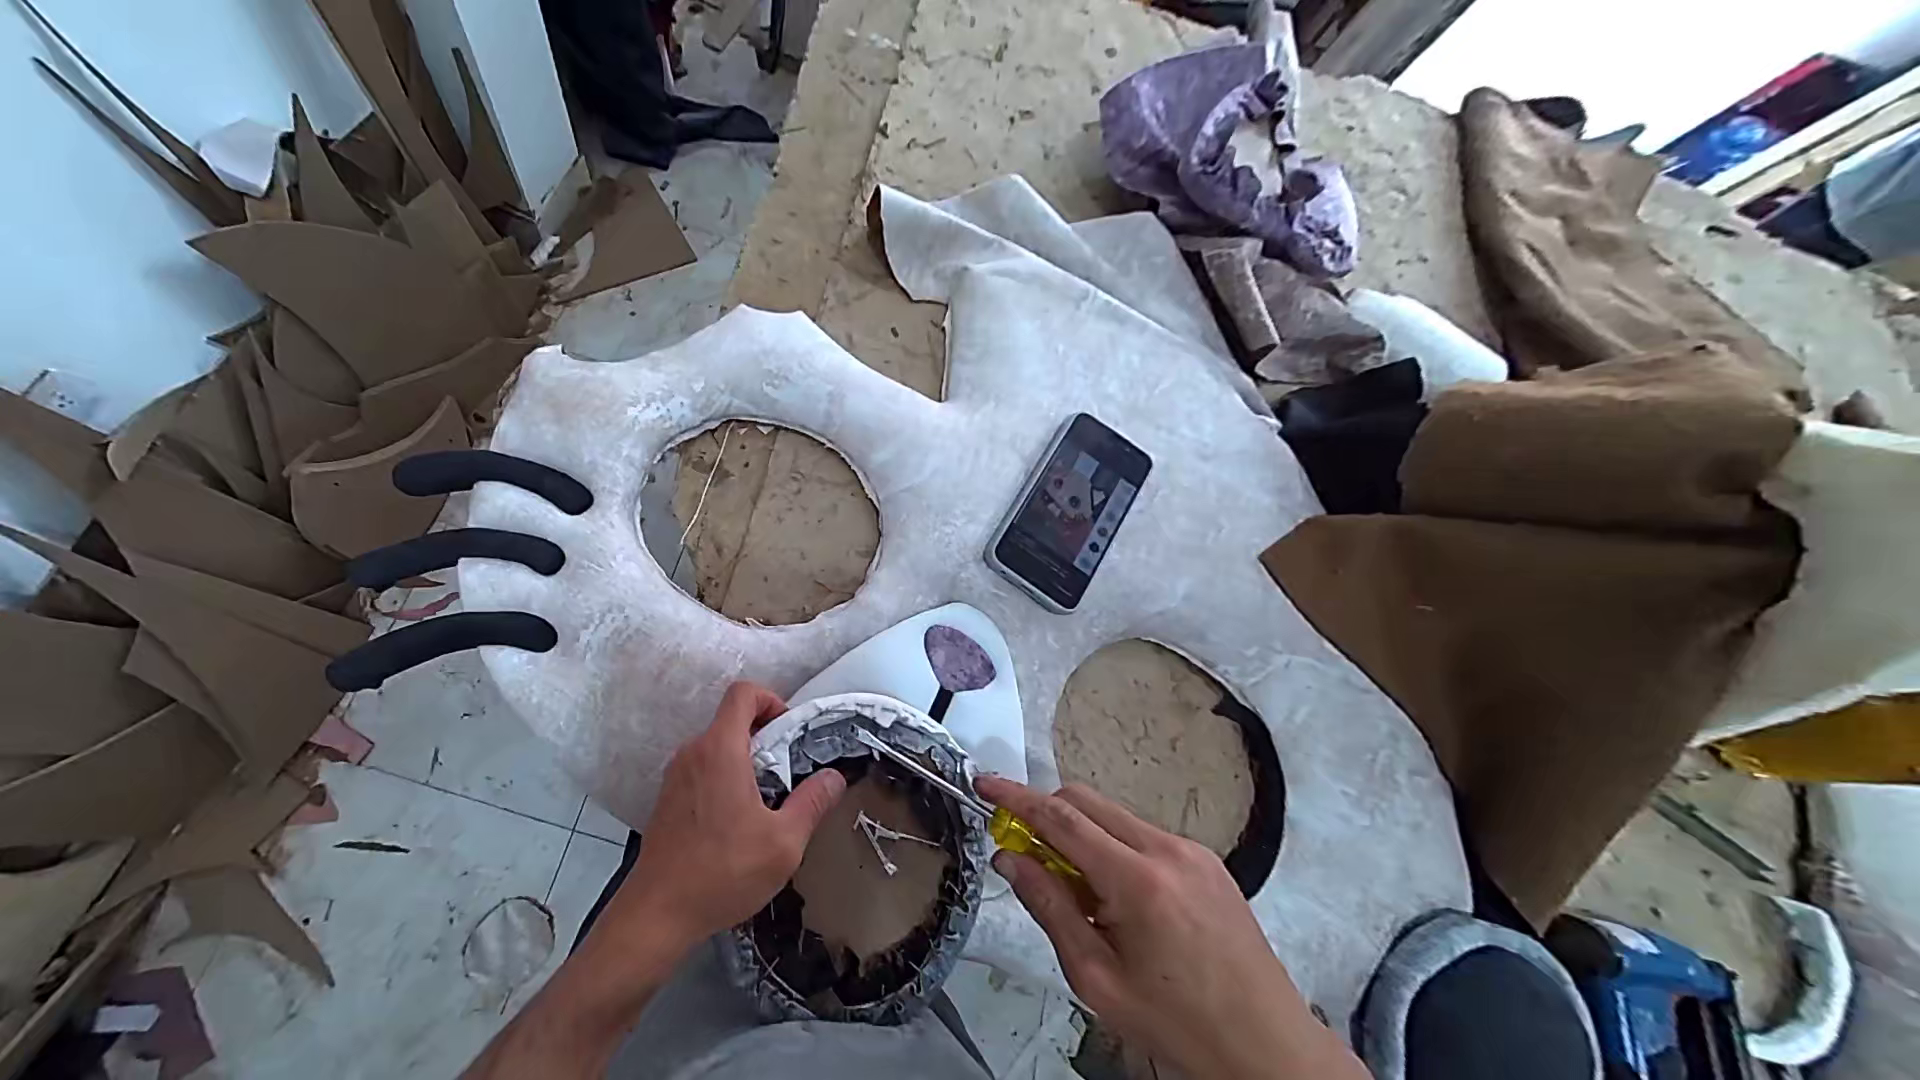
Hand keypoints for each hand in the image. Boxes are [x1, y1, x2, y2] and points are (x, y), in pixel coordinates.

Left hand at [606, 682, 847, 949]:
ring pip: (719, 746)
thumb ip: (813, 802)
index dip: (772, 699)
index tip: (790, 732)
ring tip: (767, 801)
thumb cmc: (721, 873)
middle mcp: (692, 753)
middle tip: (789, 772)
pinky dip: (726, 778)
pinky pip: (703, 769)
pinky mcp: (666, 800)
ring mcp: (674, 777)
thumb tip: (834, 777)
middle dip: (766, 736)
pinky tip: (738, 822)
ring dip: (747, 760)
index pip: (743, 693)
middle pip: (733, 720)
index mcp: (720, 750)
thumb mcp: (784, 842)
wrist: (653, 919)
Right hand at [975, 777, 1368, 1079]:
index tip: (985, 785)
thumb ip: (1049, 907)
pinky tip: (1120, 899)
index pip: (1061, 819)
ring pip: (1114, 815)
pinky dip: (1114, 848)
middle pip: (1086, 801)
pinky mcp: (1206, 858)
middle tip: (1025, 855)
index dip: (1017, 798)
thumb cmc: (1175, 1023)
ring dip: (1081, 835)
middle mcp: (1166, 848)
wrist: (1268, 1045)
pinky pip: (1142, 834)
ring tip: (1082, 895)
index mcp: (1138, 880)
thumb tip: (1009, 857)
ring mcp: (1191, 849)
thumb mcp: (1097, 978)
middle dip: (1046, 815)